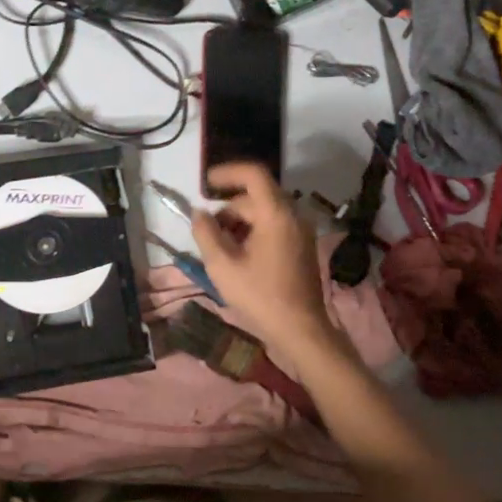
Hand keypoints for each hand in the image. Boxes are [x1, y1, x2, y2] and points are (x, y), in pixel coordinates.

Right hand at [189, 163, 339, 357]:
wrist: (300, 329)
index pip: (253, 174)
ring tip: (219, 246)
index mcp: (276, 214)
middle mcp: (293, 215)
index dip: (227, 173)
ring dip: (239, 221)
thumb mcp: (222, 265)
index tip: (205, 184)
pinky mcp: (302, 246)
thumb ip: (206, 233)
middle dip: (228, 207)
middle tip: (206, 230)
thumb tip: (199, 214)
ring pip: (265, 212)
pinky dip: (254, 231)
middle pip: (256, 196)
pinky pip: (275, 226)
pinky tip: (238, 254)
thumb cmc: (259, 296)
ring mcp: (301, 231)